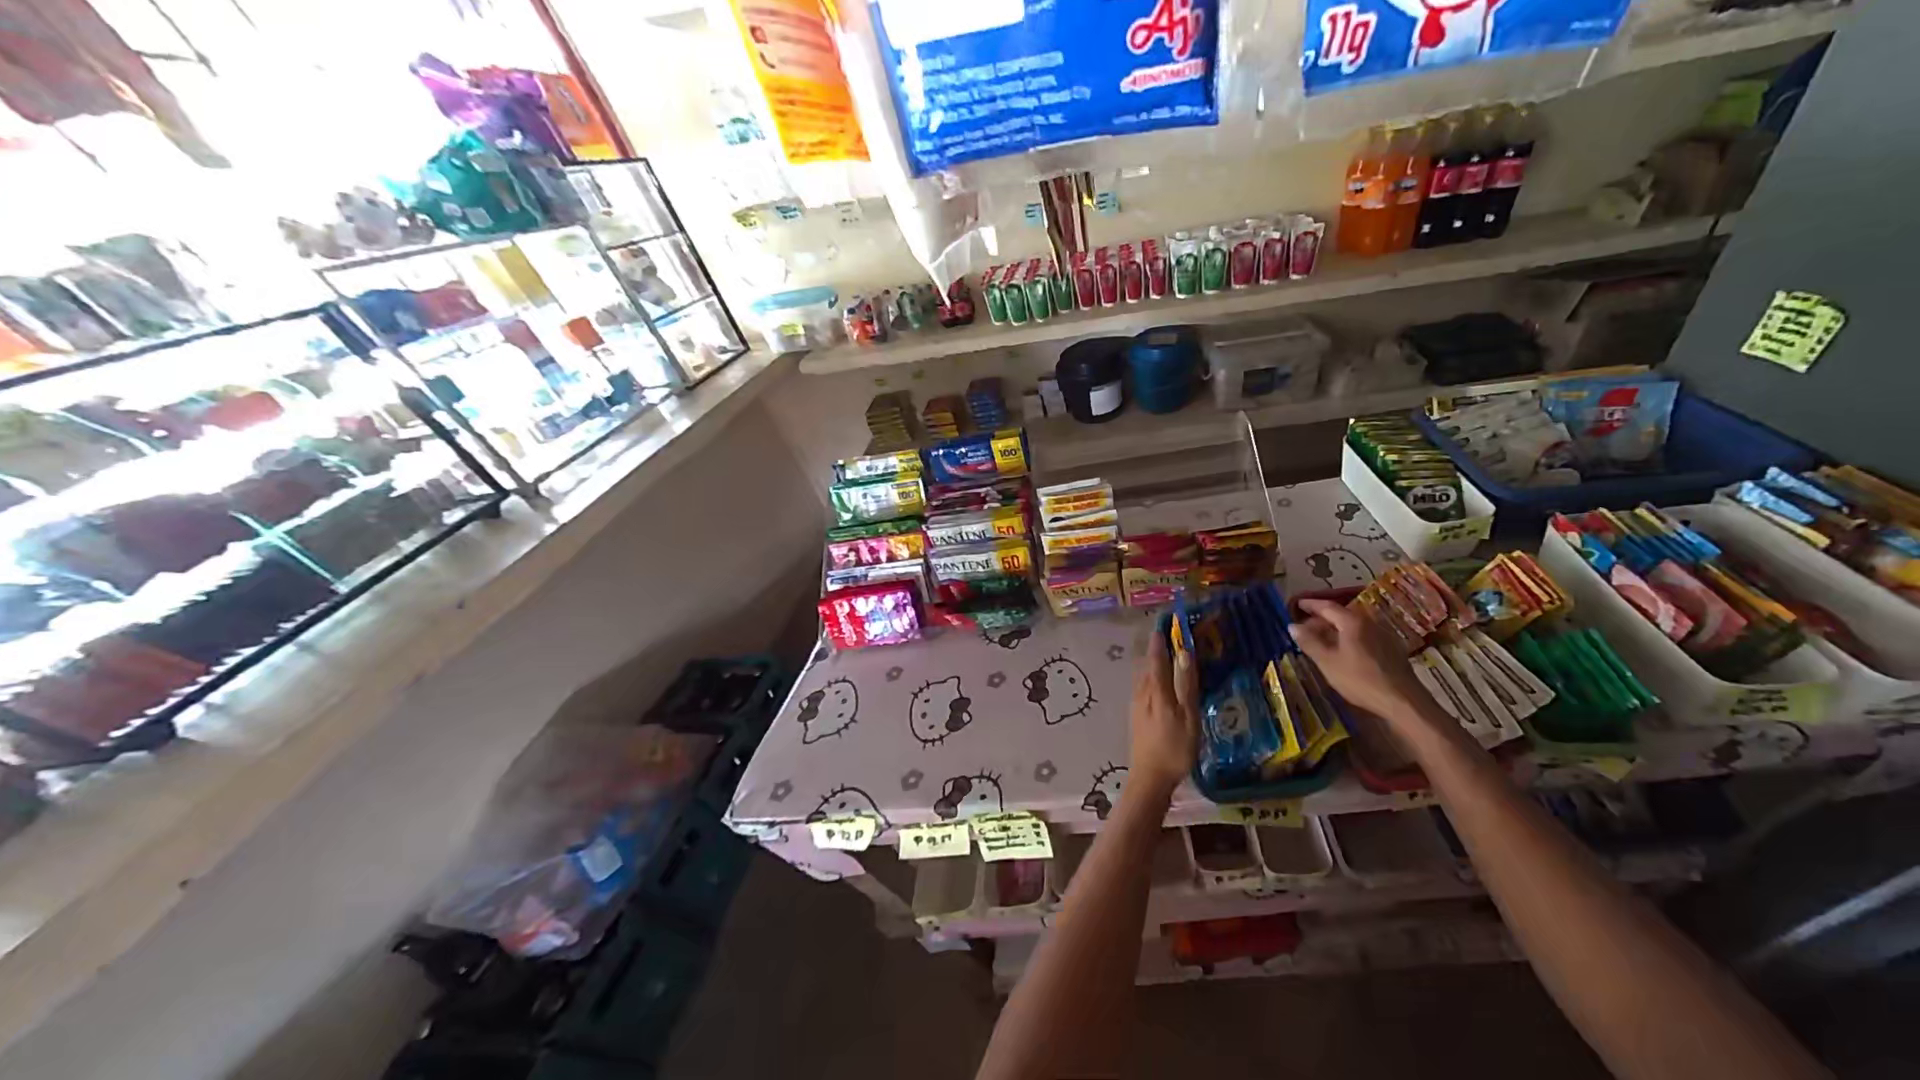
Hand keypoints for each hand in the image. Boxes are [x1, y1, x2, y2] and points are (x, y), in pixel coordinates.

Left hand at [1128, 636, 1198, 795]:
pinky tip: (1159, 683)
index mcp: (1156, 690)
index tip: (1164, 623)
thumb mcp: (1188, 716)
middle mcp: (1142, 693)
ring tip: (1165, 655)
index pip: (1157, 658)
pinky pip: (1144, 688)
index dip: (1160, 640)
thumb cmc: (1174, 748)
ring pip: (1144, 676)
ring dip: (1153, 663)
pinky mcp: (1136, 716)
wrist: (1149, 778)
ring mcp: (1136, 705)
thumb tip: (1184, 653)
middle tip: (1168, 636)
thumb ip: (1185, 684)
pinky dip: (1152, 678)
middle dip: (1157, 649)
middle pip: (1148, 665)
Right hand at [1288, 598, 1438, 730]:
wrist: (1402, 700)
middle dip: (1321, 619)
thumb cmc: (1360, 679)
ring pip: (1353, 625)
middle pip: (1341, 615)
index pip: (1327, 606)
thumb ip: (1309, 642)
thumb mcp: (1327, 662)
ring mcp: (1383, 635)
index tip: (1297, 604)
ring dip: (1335, 629)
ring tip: (1321, 639)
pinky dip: (1349, 637)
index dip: (1310, 605)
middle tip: (1305, 627)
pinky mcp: (1391, 648)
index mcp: (1352, 622)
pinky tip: (1344, 650)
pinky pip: (1364, 635)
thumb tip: (1293, 626)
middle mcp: (1369, 622)